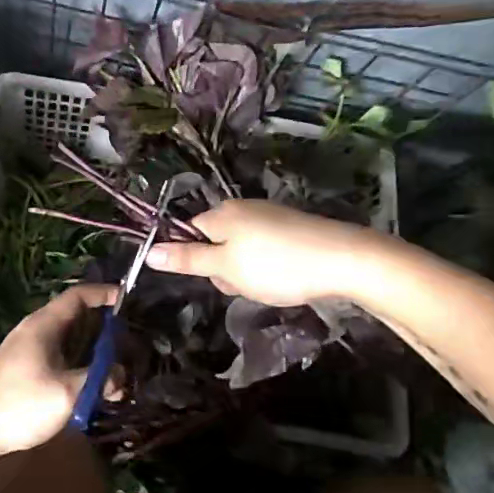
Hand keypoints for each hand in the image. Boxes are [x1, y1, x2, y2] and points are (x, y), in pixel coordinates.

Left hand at [0, 283, 118, 474]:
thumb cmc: (20, 406)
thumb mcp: (68, 394)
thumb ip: (99, 379)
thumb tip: (121, 374)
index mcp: (42, 325)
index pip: (78, 295)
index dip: (105, 293)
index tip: (131, 301)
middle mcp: (34, 330)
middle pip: (76, 317)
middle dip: (105, 327)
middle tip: (132, 340)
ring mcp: (27, 350)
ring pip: (68, 340)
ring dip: (93, 350)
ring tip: (120, 365)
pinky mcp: (25, 370)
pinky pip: (59, 357)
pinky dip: (79, 364)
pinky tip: (94, 384)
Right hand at [144, 199, 377, 306]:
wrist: (344, 259)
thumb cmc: (277, 265)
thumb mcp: (226, 268)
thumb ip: (187, 260)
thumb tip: (148, 251)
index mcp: (221, 213)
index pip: (188, 232)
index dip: (195, 258)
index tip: (214, 277)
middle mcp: (242, 208)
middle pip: (215, 242)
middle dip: (224, 269)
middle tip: (244, 284)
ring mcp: (269, 215)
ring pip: (241, 249)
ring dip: (247, 271)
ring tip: (269, 284)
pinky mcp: (291, 227)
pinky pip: (265, 248)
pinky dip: (270, 266)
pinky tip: (286, 278)